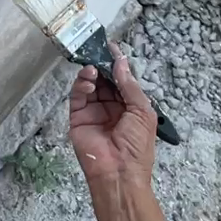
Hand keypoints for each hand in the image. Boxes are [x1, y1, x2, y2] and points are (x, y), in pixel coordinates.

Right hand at [67, 44, 159, 187]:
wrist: (118, 173)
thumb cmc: (137, 145)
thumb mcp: (142, 112)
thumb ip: (129, 86)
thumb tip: (120, 62)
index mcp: (129, 107)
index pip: (121, 80)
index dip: (117, 64)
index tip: (112, 47)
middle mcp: (111, 107)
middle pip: (104, 80)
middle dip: (102, 65)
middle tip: (98, 50)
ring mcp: (93, 112)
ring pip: (90, 85)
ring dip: (91, 73)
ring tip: (93, 68)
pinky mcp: (78, 117)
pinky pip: (77, 97)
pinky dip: (81, 84)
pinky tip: (88, 79)